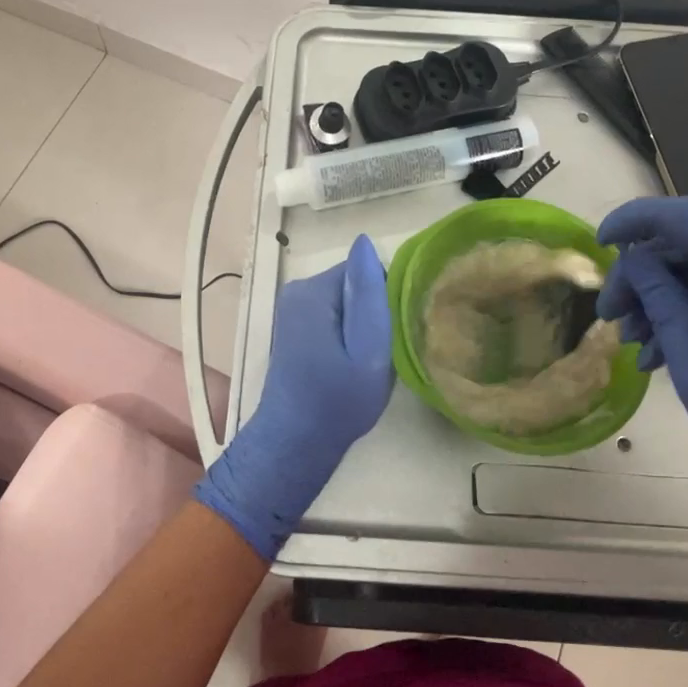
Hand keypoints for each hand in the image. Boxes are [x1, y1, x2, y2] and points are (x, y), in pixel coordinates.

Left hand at [194, 234, 393, 560]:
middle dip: (373, 312)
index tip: (395, 331)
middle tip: (382, 351)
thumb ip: (370, 296)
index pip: (365, 271)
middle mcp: (297, 291)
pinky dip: (347, 335)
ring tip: (368, 360)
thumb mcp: (368, 350)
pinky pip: (333, 316)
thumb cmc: (337, 402)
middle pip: (354, 285)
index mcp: (312, 291)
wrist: (295, 444)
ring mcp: (292, 310)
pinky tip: (351, 363)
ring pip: (346, 302)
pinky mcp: (294, 328)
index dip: (387, 299)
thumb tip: (365, 242)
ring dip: (362, 326)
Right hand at [596, 197, 687, 634]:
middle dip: (639, 277)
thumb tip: (634, 259)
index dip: (638, 218)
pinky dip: (687, 313)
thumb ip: (665, 309)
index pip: (687, 217)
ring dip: (659, 301)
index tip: (602, 244)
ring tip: (636, 348)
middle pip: (684, 249)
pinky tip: (666, 353)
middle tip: (610, 320)